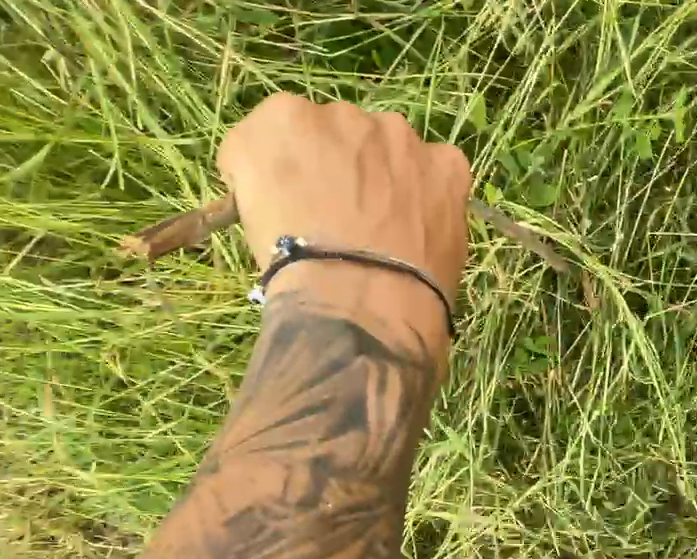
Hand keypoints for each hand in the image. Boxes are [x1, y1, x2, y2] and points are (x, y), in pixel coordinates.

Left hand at [216, 93, 470, 362]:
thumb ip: (424, 218)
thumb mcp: (445, 254)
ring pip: (309, 134)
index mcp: (444, 166)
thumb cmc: (414, 295)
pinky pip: (254, 144)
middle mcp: (396, 130)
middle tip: (336, 217)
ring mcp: (339, 120)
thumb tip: (399, 223)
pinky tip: (264, 216)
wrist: (363, 300)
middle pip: (362, 140)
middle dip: (347, 169)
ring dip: (301, 165)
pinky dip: (251, 172)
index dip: (393, 189)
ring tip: (295, 218)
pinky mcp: (283, 119)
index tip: (381, 214)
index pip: (418, 165)